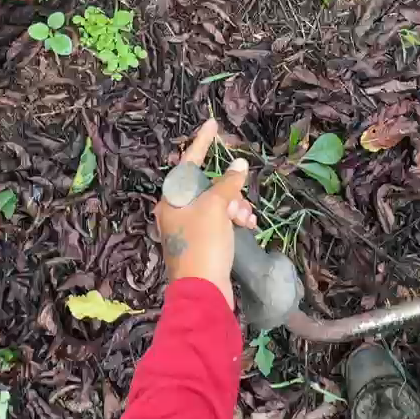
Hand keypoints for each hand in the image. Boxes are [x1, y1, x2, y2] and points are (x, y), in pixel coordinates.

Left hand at [156, 119, 258, 307]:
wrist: (203, 294)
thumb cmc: (203, 245)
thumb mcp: (216, 208)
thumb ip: (228, 183)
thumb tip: (239, 165)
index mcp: (171, 200)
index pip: (189, 162)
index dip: (203, 142)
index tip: (213, 124)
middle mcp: (176, 212)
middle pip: (207, 185)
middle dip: (229, 189)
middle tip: (240, 201)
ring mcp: (189, 229)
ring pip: (218, 203)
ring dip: (236, 206)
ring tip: (246, 218)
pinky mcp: (203, 244)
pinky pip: (221, 221)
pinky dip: (234, 219)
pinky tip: (248, 226)